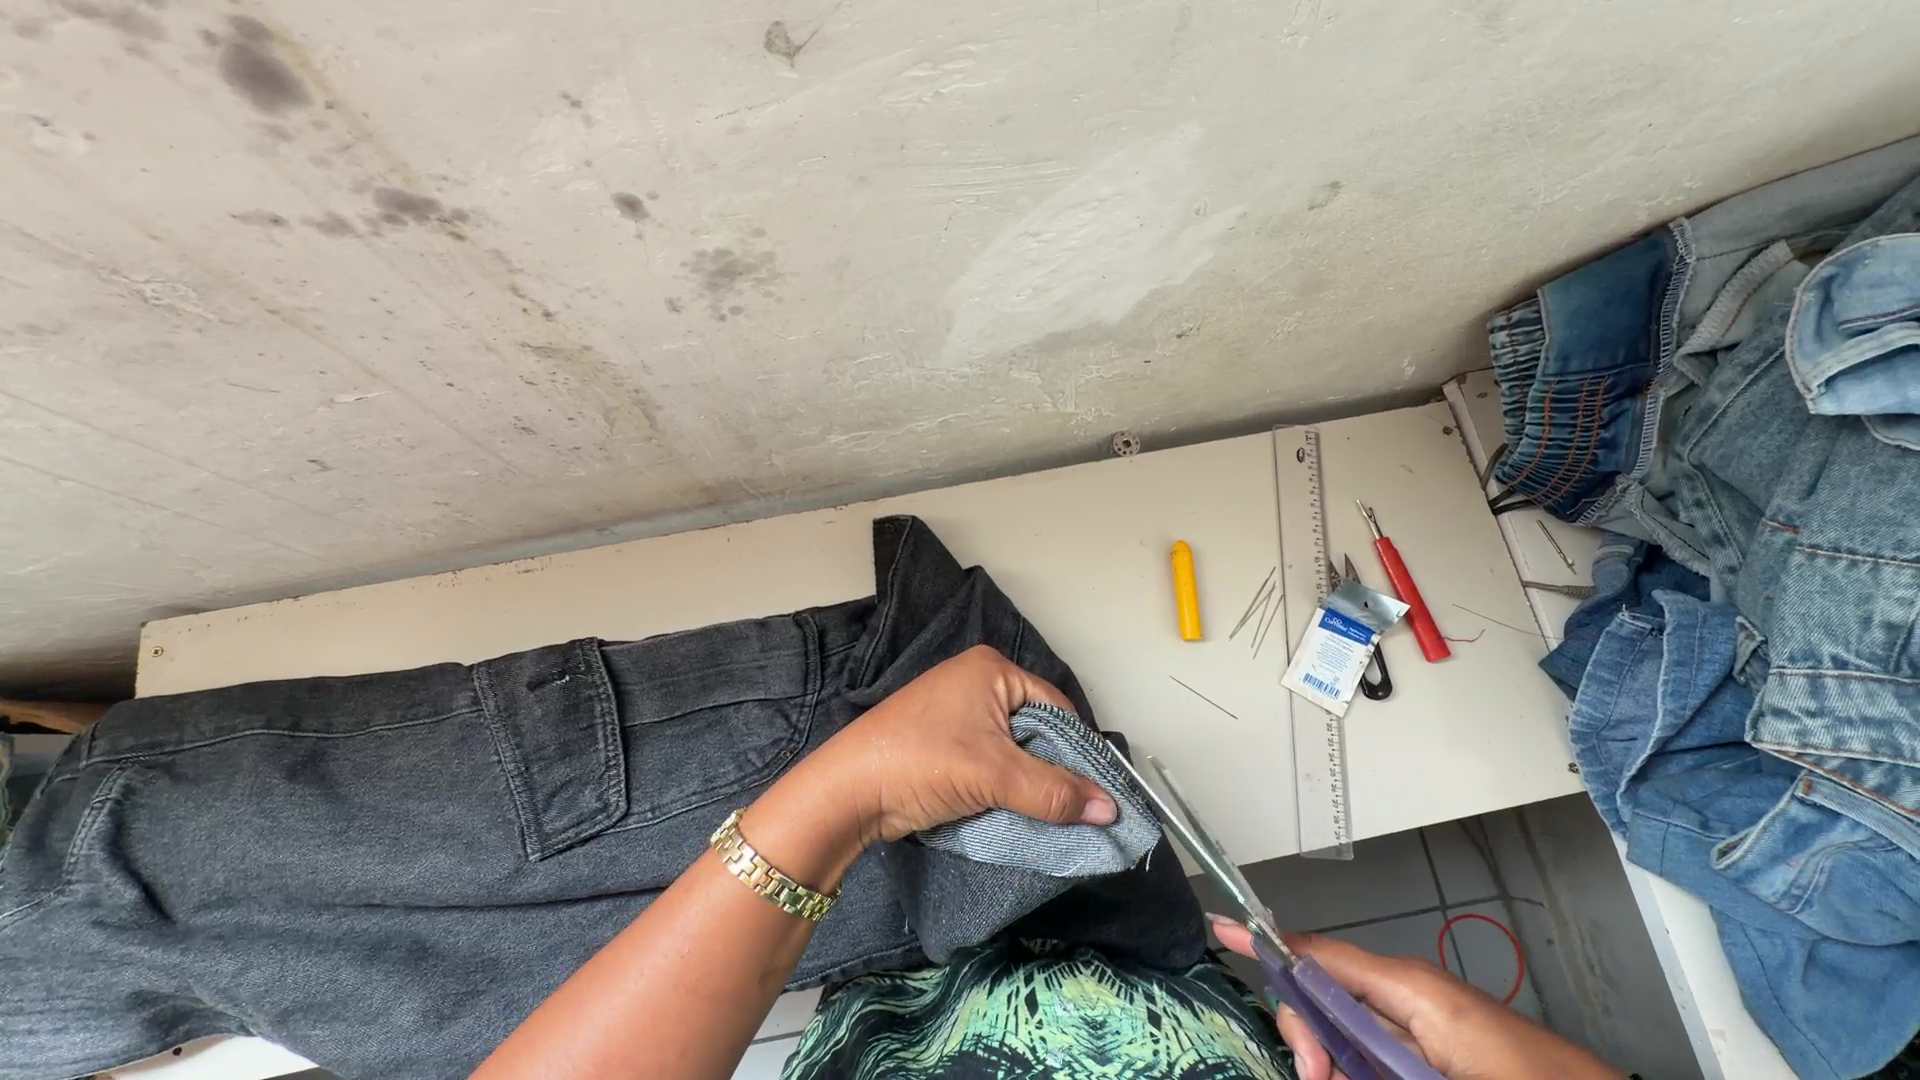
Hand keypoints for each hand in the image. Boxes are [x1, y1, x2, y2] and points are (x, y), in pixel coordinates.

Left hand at [744, 645, 1119, 884]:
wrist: (848, 791)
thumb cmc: (921, 762)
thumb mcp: (996, 775)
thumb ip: (1055, 791)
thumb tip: (1111, 809)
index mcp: (991, 669)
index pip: (1056, 707)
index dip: (1079, 750)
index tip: (1099, 791)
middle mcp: (977, 682)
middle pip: (1036, 729)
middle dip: (1053, 769)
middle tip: (1079, 809)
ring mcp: (958, 713)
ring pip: (1014, 750)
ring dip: (1029, 782)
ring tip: (1052, 816)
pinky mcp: (945, 743)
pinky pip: (992, 762)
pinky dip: (1006, 787)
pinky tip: (1018, 812)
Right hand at [1209, 921, 1623, 1079]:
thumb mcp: (1435, 1074)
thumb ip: (1365, 1058)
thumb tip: (1320, 1061)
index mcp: (1407, 989)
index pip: (1318, 956)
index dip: (1267, 943)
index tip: (1222, 926)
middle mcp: (1407, 998)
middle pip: (1322, 999)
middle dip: (1308, 1039)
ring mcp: (1422, 1027)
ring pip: (1346, 1035)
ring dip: (1335, 1064)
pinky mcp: (1432, 1054)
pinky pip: (1376, 1053)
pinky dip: (1361, 1071)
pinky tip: (1359, 1078)